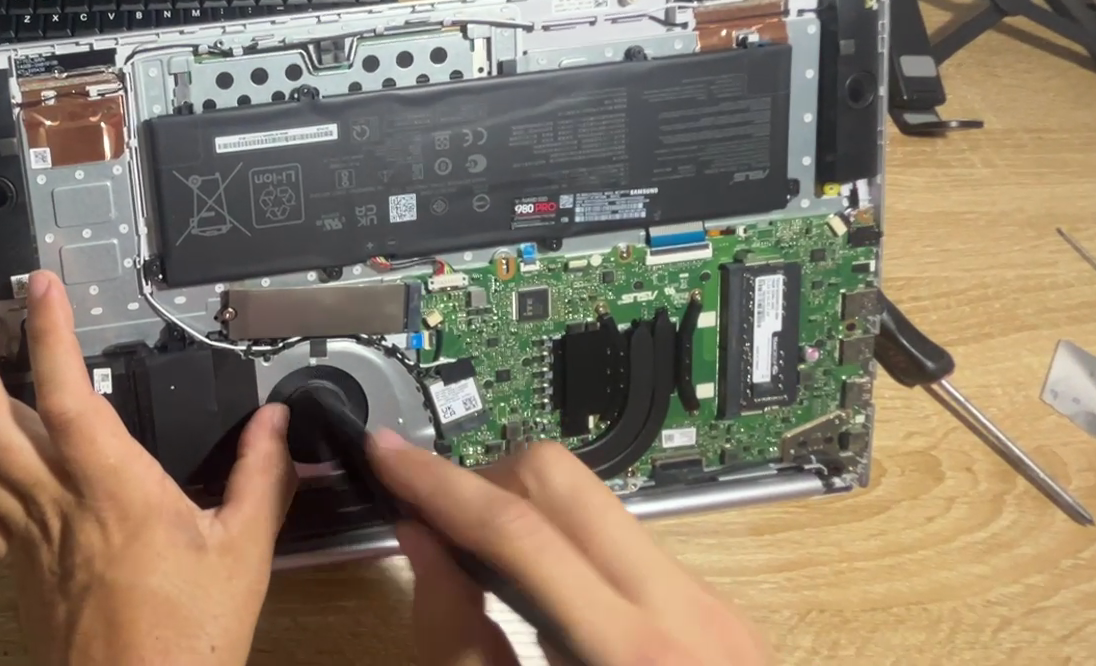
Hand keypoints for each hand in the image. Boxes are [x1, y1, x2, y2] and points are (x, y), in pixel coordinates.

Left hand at [0, 270, 296, 664]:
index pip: (68, 397)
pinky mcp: (11, 562)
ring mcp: (24, 533)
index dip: (50, 335)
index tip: (40, 286)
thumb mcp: (244, 552)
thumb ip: (261, 477)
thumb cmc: (189, 636)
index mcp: (113, 489)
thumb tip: (276, 421)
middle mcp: (56, 501)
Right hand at [369, 434, 768, 665]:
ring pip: (583, 493)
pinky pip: (610, 529)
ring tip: (489, 568)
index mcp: (633, 658)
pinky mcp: (714, 605)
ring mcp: (710, 603)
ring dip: (516, 508)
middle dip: (481, 484)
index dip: (437, 484)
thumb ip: (453, 636)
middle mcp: (686, 611)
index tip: (381, 451)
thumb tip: (419, 534)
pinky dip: (554, 538)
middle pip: (556, 479)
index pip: (518, 532)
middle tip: (443, 531)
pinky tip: (541, 594)